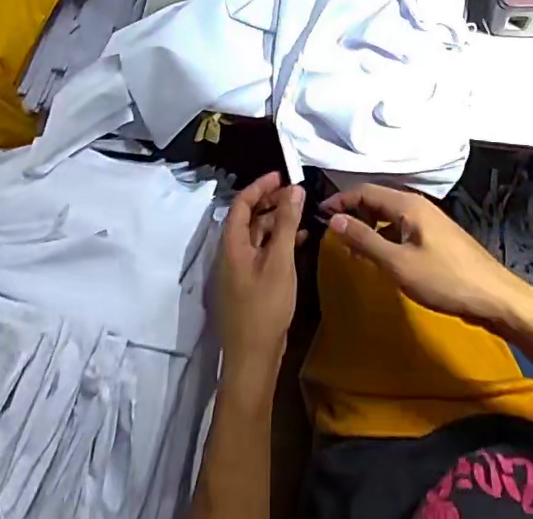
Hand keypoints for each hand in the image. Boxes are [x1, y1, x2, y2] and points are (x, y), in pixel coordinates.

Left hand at [214, 172, 305, 380]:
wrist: (254, 356)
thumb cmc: (265, 306)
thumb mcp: (280, 260)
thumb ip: (287, 223)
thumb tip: (294, 190)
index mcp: (232, 244)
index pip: (241, 203)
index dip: (260, 186)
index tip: (282, 176)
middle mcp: (231, 252)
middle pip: (248, 217)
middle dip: (271, 201)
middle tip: (296, 193)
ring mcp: (239, 269)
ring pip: (257, 234)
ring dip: (278, 220)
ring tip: (302, 213)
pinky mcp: (250, 282)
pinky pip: (263, 251)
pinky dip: (279, 241)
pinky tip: (300, 239)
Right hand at [319, 183, 532, 329]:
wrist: (493, 297)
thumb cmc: (444, 279)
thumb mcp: (397, 263)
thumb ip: (364, 240)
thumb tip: (334, 220)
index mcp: (408, 204)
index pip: (365, 191)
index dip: (340, 200)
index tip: (318, 214)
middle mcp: (418, 206)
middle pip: (378, 199)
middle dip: (353, 212)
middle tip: (333, 234)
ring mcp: (430, 221)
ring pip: (390, 214)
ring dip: (369, 225)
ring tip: (352, 247)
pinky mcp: (436, 238)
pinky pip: (402, 228)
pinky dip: (385, 236)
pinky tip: (380, 256)